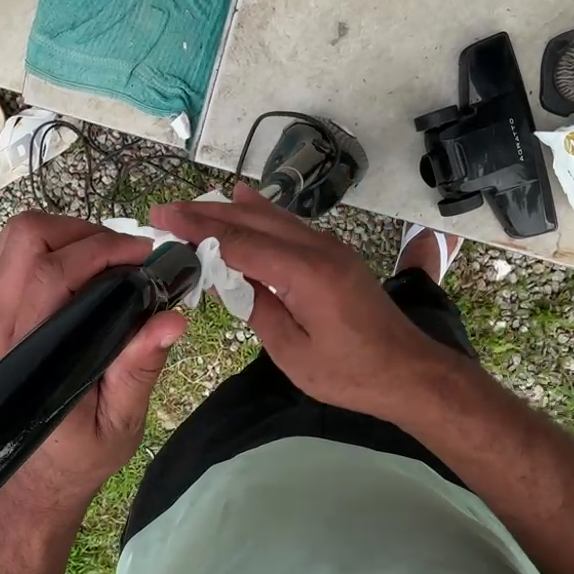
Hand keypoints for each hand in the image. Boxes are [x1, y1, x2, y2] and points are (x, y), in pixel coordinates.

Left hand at [0, 212, 186, 519]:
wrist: (36, 479)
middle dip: (86, 233)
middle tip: (130, 258)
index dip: (104, 252)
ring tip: (112, 261)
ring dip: (69, 235)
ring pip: (18, 241)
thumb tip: (171, 320)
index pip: (54, 276)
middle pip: (27, 239)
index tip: (149, 258)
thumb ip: (138, 371)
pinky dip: (56, 247)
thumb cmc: (79, 456)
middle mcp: (3, 327)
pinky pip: (17, 257)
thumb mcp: (120, 424)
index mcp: (31, 356)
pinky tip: (90, 273)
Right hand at [152, 184, 467, 424]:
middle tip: (165, 211)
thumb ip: (257, 308)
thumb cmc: (351, 373)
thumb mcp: (292, 352)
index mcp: (304, 273)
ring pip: (272, 217)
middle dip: (206, 214)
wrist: (409, 371)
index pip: (238, 243)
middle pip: (251, 221)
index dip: (198, 231)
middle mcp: (317, 249)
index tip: (163, 220)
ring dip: (230, 211)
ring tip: (193, 204)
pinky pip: (289, 225)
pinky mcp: (335, 255)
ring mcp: (330, 248)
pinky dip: (260, 215)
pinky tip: (246, 201)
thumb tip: (225, 279)